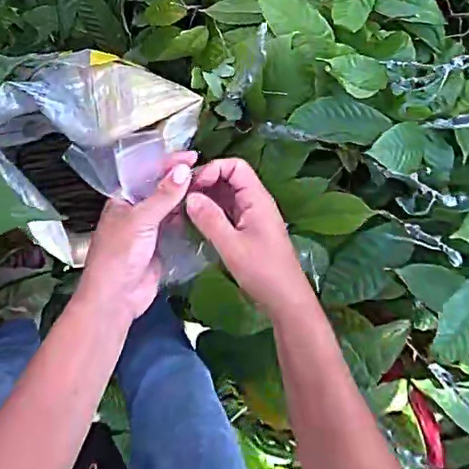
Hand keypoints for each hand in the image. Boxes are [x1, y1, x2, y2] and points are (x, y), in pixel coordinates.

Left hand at [76, 152, 196, 322]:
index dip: (168, 163)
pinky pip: (176, 227)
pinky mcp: (160, 245)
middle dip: (180, 180)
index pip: (147, 173)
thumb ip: (163, 196)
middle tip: (207, 171)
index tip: (191, 156)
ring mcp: (148, 228)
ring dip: (186, 198)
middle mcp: (135, 210)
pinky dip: (188, 219)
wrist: (116, 297)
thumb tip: (183, 170)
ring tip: (211, 187)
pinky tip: (204, 211)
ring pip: (170, 208)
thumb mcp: (140, 220)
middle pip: (160, 189)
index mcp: (123, 199)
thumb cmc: (119, 254)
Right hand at [184, 159, 317, 324]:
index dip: (212, 169)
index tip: (193, 186)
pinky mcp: (246, 230)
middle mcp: (255, 202)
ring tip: (182, 207)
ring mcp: (251, 216)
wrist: (286, 303)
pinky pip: (225, 210)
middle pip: (228, 177)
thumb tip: (188, 197)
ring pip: (224, 195)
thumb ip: (209, 219)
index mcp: (257, 199)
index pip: (235, 166)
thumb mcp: (232, 246)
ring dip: (204, 197)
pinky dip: (209, 211)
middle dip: (204, 182)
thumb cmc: (263, 272)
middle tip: (181, 196)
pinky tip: (193, 220)